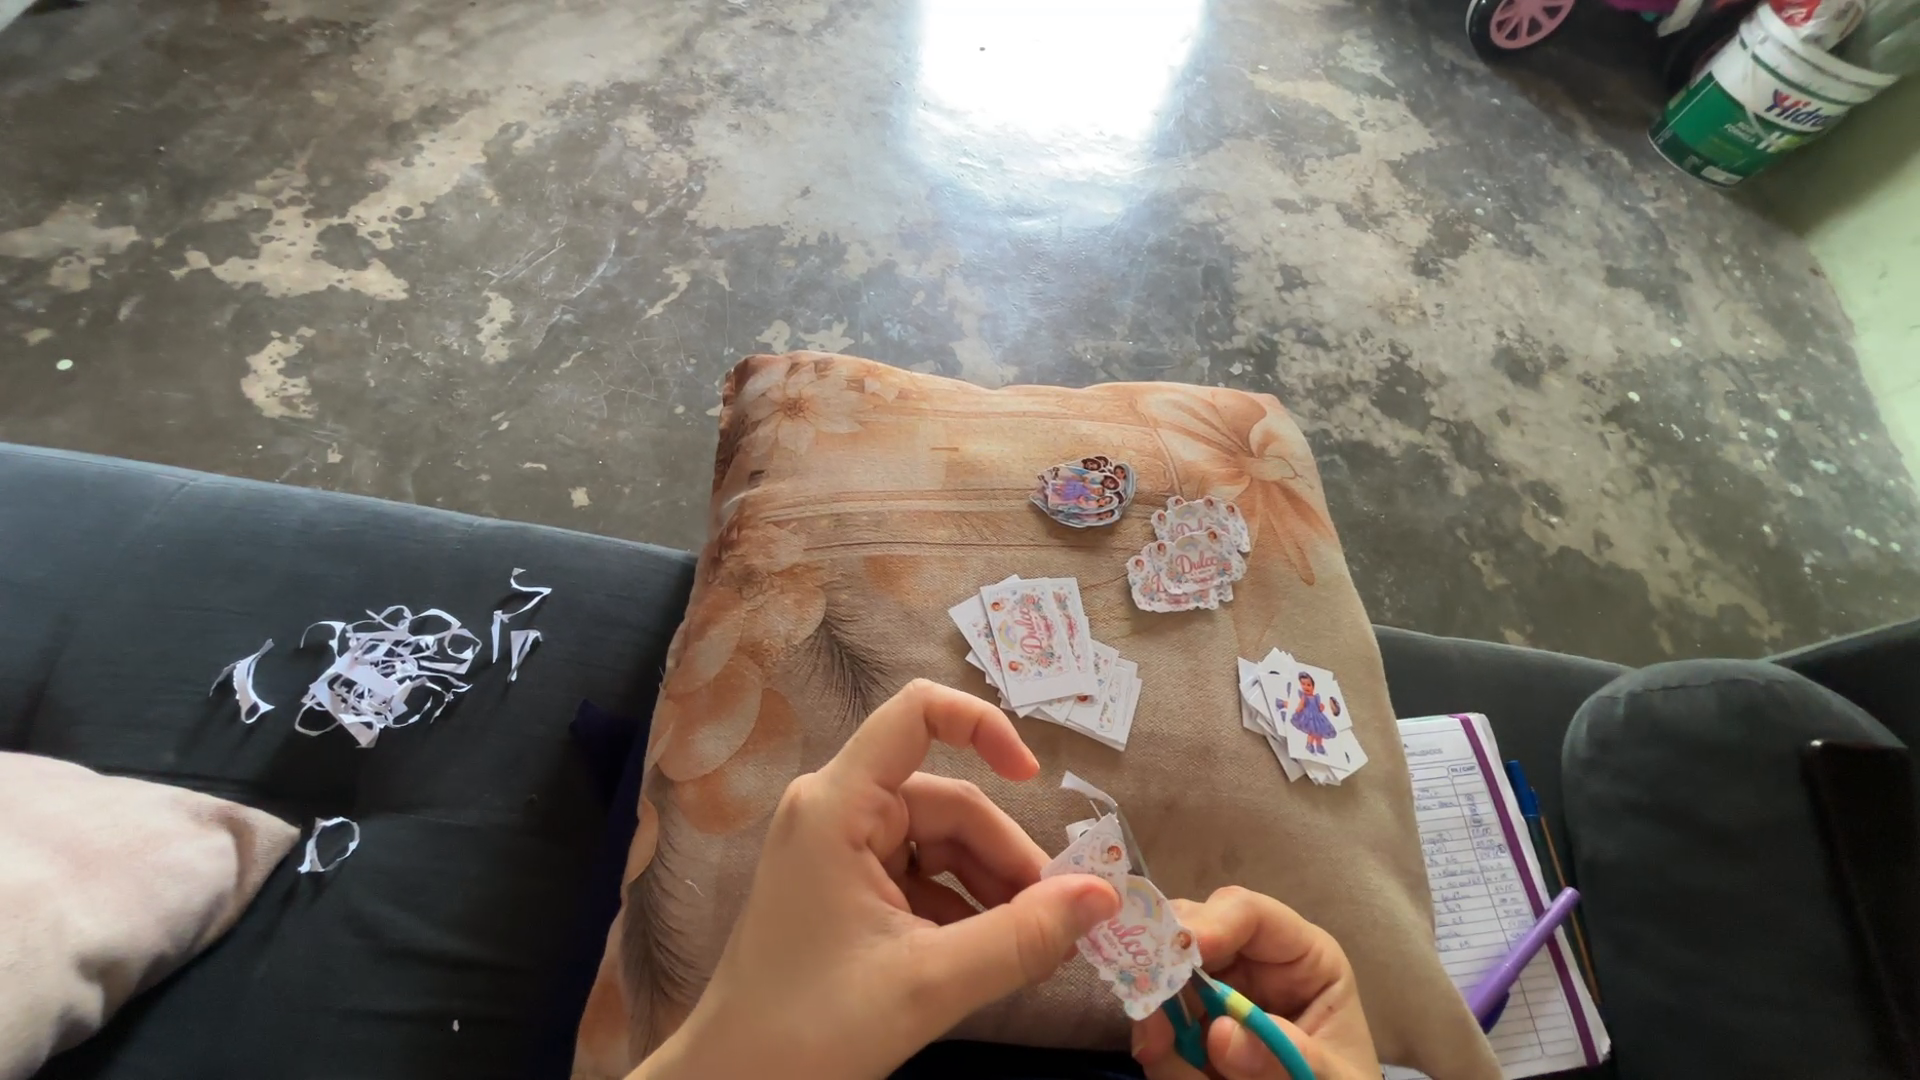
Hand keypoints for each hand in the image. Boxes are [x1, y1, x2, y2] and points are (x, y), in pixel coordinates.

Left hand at [633, 680, 1121, 1079]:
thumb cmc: (808, 1033)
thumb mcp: (926, 984)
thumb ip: (1021, 938)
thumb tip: (1105, 896)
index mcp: (838, 802)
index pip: (916, 713)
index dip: (981, 726)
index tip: (1032, 776)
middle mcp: (838, 806)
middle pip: (946, 801)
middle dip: (1004, 857)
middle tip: (1057, 919)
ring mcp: (841, 843)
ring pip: (940, 841)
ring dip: (990, 888)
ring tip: (1034, 945)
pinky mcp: (848, 879)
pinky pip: (921, 872)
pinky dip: (961, 906)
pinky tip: (992, 951)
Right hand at [1131, 887, 1379, 1079]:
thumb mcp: (1334, 1079)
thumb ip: (1284, 1053)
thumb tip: (1220, 1032)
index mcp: (1299, 954)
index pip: (1248, 912)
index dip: (1210, 924)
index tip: (1182, 955)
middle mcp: (1250, 957)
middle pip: (1192, 928)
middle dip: (1168, 968)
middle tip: (1152, 1018)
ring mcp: (1216, 984)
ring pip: (1164, 968)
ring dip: (1156, 1011)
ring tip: (1160, 1055)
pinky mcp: (1193, 1017)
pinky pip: (1158, 1012)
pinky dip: (1154, 1039)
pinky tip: (1163, 1059)